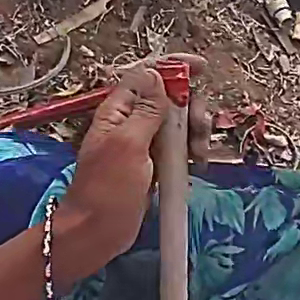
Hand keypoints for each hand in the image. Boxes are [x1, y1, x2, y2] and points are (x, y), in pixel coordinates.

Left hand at [51, 56, 203, 286]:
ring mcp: (144, 143)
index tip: (201, 69)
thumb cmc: (107, 189)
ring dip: (195, 133)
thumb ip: (146, 110)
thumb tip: (158, 75)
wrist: (97, 232)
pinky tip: (196, 166)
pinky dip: (190, 152)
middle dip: (190, 108)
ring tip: (198, 155)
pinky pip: (178, 148)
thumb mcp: (128, 145)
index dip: (174, 66)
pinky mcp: (154, 164)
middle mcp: (132, 121)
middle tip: (199, 130)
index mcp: (119, 109)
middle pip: (170, 98)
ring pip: (178, 123)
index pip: (147, 74)